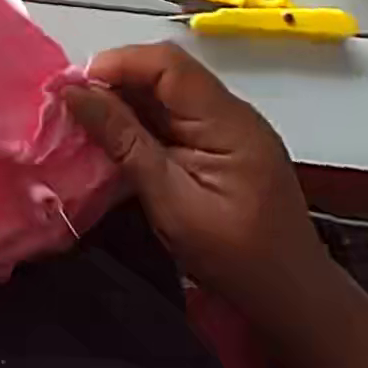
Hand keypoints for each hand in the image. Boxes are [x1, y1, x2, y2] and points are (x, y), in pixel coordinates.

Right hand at [61, 43, 340, 314]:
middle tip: (76, 104)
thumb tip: (74, 93)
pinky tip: (114, 136)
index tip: (78, 87)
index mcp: (229, 122)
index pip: (169, 65)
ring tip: (87, 120)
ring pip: (162, 88)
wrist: (294, 303)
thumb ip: (123, 141)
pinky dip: (136, 116)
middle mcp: (229, 111)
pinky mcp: (216, 139)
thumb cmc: (235, 258)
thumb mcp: (170, 202)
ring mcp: (224, 124)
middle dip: (115, 79)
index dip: (119, 63)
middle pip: (164, 70)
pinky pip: (169, 110)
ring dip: (122, 98)